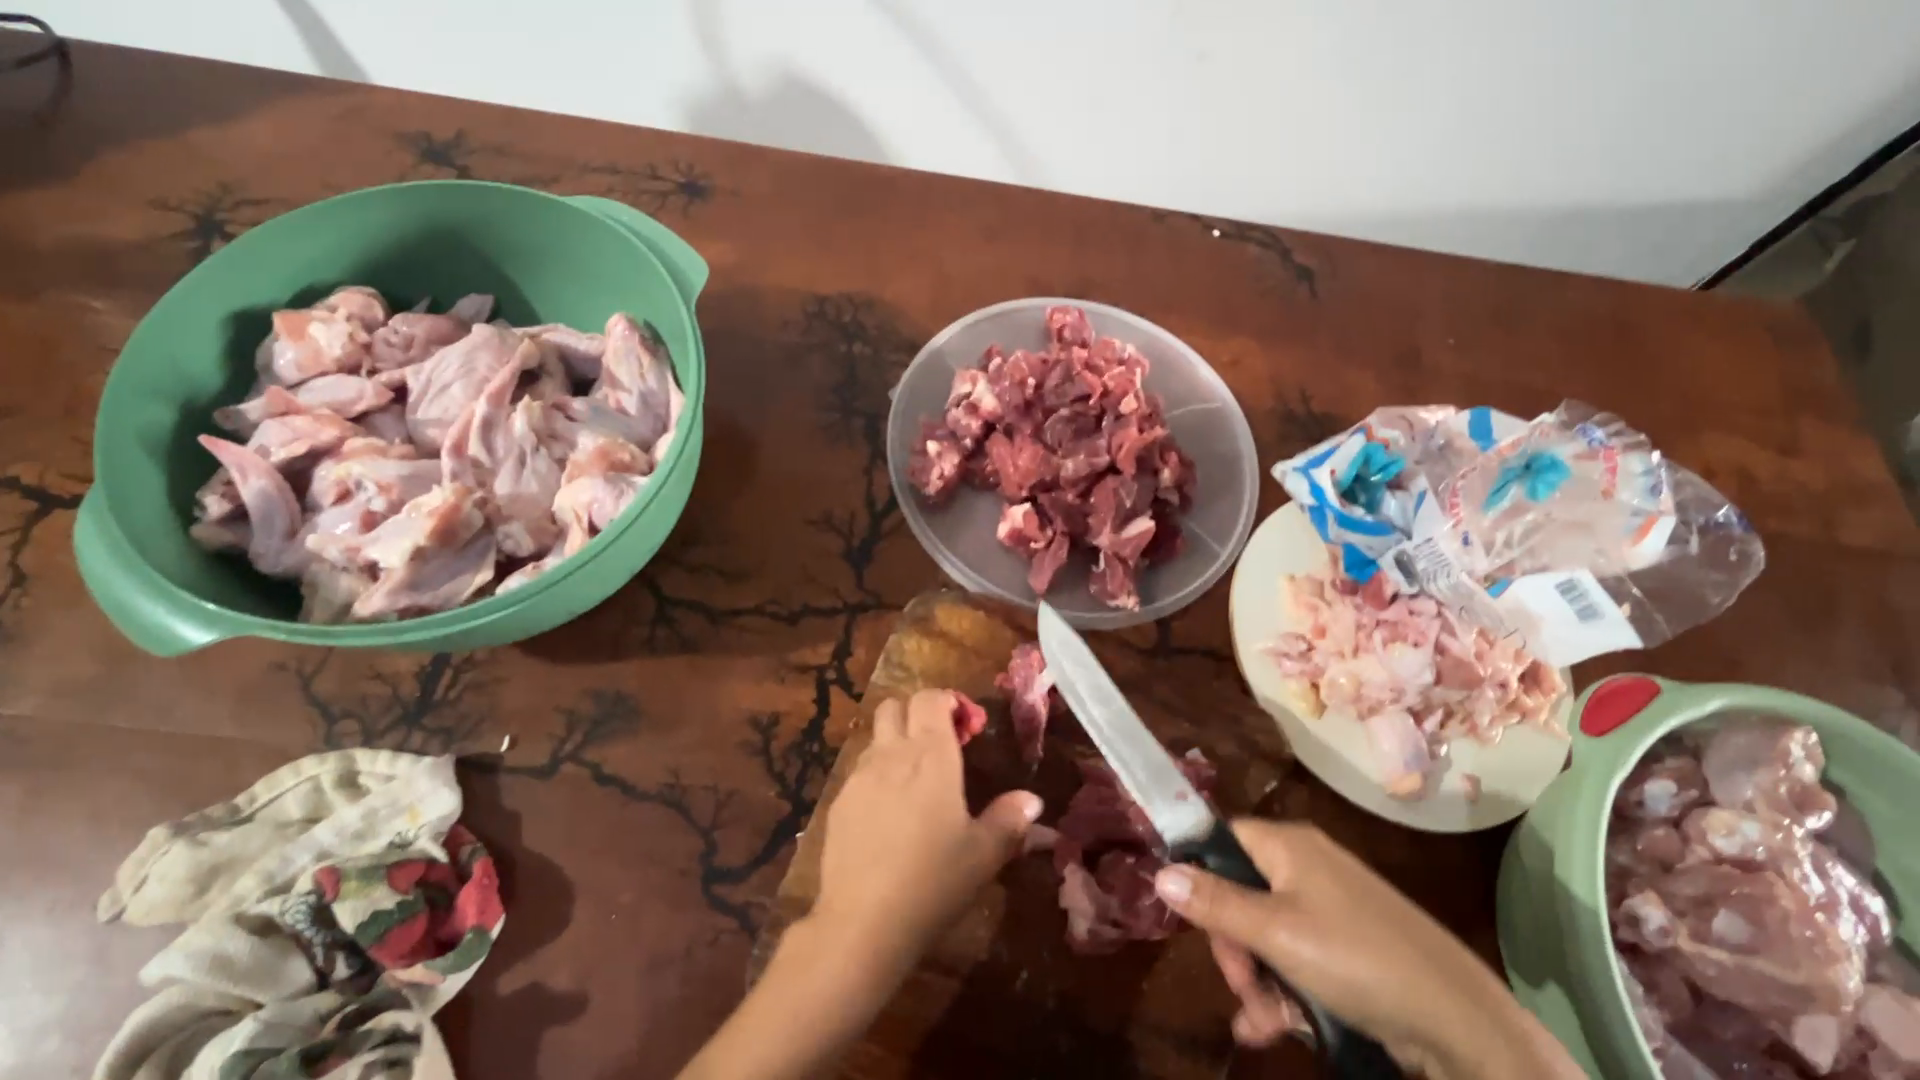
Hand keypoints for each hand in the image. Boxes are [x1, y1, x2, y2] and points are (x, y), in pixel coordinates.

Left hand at [812, 689, 1042, 970]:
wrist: (863, 922)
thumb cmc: (934, 882)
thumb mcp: (984, 855)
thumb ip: (1010, 820)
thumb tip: (1031, 800)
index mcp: (931, 756)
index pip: (931, 699)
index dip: (950, 702)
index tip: (969, 728)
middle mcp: (891, 755)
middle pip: (895, 706)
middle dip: (918, 714)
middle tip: (943, 746)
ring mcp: (858, 778)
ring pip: (875, 738)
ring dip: (896, 744)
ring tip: (917, 783)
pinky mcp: (837, 804)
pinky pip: (859, 772)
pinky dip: (877, 776)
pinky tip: (889, 816)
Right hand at [1153, 821, 1579, 1079]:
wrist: (1456, 1019)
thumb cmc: (1355, 958)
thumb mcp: (1275, 933)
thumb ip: (1214, 903)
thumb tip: (1160, 871)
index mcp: (1289, 846)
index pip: (1222, 839)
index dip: (1199, 876)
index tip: (1190, 921)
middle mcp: (1306, 868)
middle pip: (1238, 894)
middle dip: (1233, 947)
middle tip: (1243, 983)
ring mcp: (1330, 908)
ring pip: (1265, 936)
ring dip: (1256, 980)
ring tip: (1264, 1020)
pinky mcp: (1347, 948)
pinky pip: (1295, 959)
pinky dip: (1282, 991)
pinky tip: (1275, 1028)